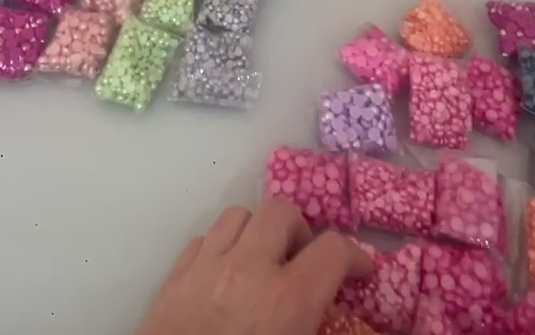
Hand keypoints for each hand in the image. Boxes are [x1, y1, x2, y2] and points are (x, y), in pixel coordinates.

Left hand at [137, 198, 374, 334]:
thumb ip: (316, 328)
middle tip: (302, 262)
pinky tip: (223, 276)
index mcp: (287, 300)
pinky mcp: (174, 277)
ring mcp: (206, 267)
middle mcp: (248, 269)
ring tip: (261, 263)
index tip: (359, 270)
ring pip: (238, 215)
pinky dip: (219, 248)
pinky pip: (203, 239)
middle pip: (281, 211)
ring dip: (256, 233)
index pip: (333, 250)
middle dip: (299, 232)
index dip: (354, 256)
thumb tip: (336, 323)